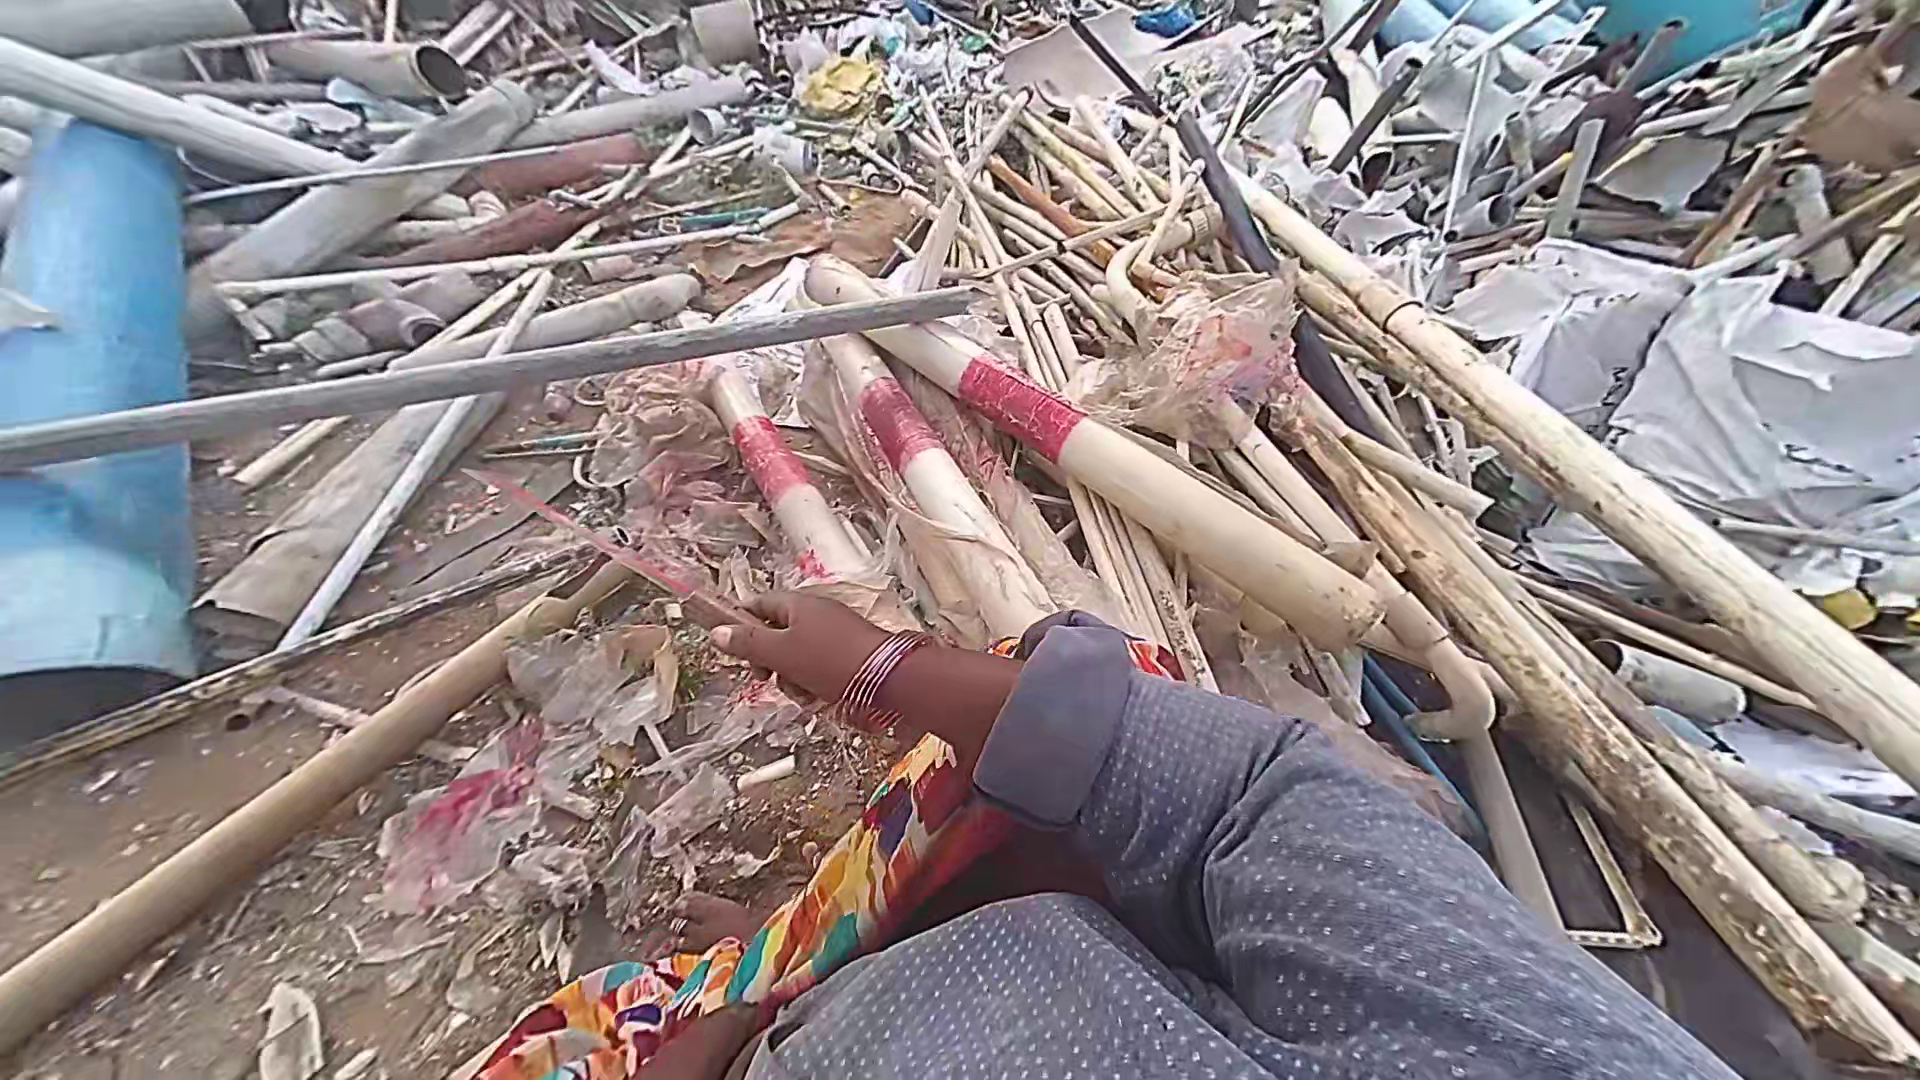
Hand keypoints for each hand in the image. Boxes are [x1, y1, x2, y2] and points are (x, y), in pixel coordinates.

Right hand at [708, 593, 888, 702]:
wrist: (886, 677)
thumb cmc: (828, 659)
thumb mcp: (781, 652)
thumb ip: (747, 643)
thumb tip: (716, 632)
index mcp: (798, 604)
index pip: (758, 605)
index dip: (740, 624)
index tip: (733, 649)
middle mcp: (815, 614)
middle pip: (775, 635)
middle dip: (768, 661)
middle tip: (766, 678)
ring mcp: (833, 634)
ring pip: (795, 657)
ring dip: (791, 678)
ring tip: (802, 691)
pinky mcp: (846, 655)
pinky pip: (816, 668)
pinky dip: (812, 683)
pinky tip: (818, 696)